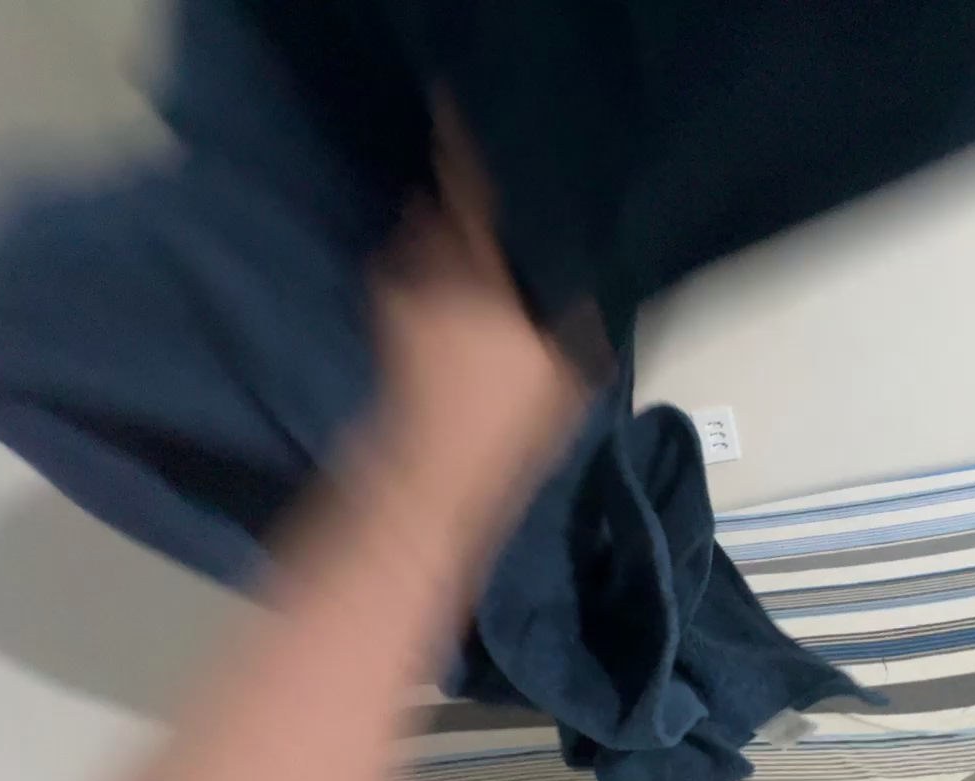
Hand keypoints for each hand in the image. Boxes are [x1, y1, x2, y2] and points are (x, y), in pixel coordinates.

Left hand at [366, 96, 588, 526]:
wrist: (435, 471)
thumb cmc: (510, 425)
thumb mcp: (570, 377)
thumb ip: (581, 323)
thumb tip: (589, 288)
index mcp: (480, 280)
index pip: (472, 199)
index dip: (469, 155)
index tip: (467, 115)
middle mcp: (429, 272)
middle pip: (437, 208)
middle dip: (458, 195)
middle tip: (490, 195)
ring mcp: (398, 293)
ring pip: (417, 237)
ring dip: (439, 229)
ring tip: (472, 237)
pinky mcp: (386, 318)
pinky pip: (406, 269)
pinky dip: (425, 263)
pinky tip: (449, 283)